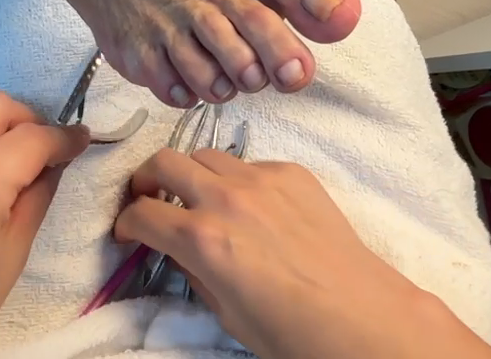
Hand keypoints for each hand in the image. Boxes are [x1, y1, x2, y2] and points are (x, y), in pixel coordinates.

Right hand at [0, 0, 364, 107]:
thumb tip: (346, 17)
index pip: (279, 16)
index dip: (291, 52)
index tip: (296, 70)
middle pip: (248, 64)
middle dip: (262, 73)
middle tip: (260, 70)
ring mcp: (159, 25)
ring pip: (211, 85)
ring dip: (225, 83)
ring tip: (222, 66)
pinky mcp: (126, 46)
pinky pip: (170, 90)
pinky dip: (185, 89)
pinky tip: (184, 66)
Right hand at [113, 149, 490, 358]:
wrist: (364, 318)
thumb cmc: (293, 335)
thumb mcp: (227, 316)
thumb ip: (196, 274)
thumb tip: (181, 252)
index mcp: (203, 239)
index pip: (143, 214)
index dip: (126, 224)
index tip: (128, 233)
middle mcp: (224, 198)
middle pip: (163, 161)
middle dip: (146, 180)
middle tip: (150, 199)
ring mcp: (259, 178)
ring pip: (205, 154)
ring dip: (191, 174)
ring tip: (200, 197)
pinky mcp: (290, 171)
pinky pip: (248, 164)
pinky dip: (238, 180)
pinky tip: (254, 208)